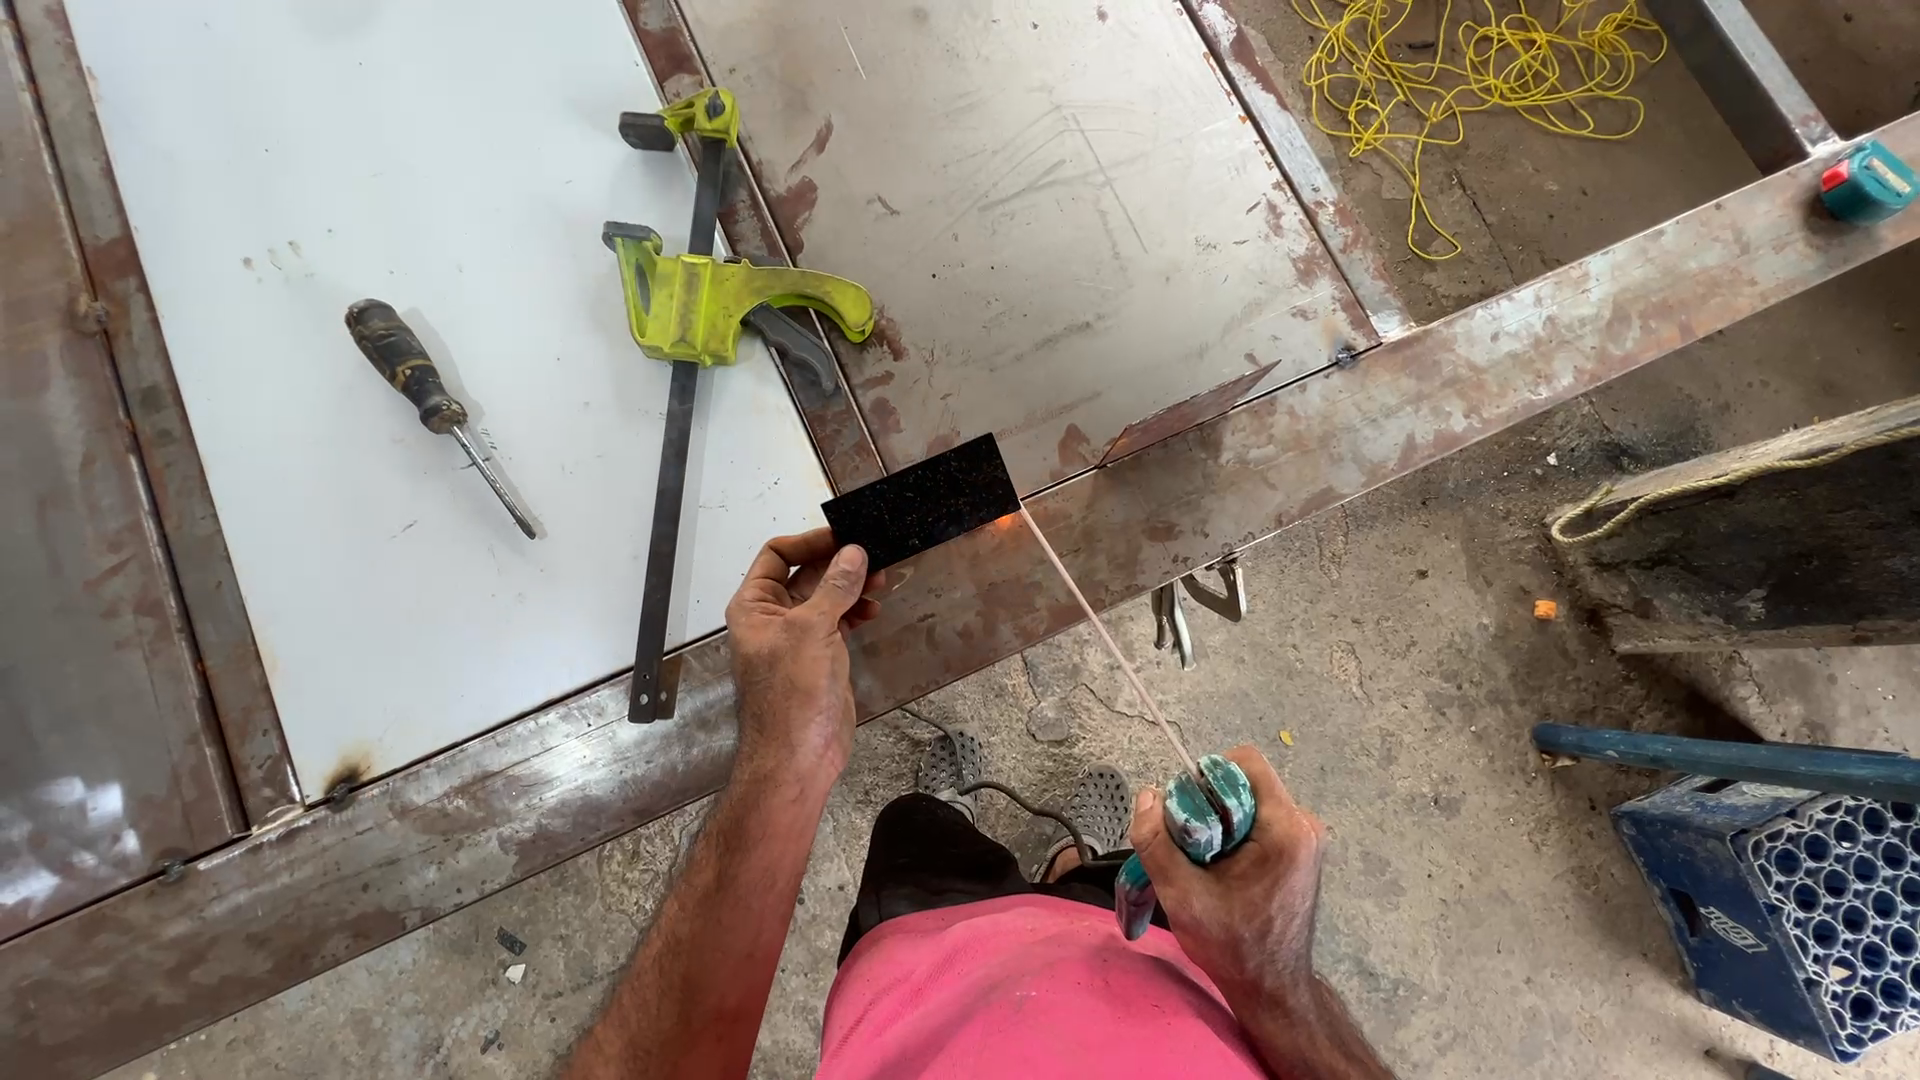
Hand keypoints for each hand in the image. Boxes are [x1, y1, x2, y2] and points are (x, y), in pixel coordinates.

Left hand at [725, 529, 883, 785]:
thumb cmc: (793, 690)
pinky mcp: (821, 655)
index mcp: (755, 605)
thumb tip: (854, 551)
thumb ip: (834, 587)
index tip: (847, 536)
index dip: (810, 541)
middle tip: (876, 555)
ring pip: (827, 596)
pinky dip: (856, 610)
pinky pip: (839, 620)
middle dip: (839, 563)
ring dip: (853, 585)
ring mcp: (798, 637)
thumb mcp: (811, 630)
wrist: (798, 755)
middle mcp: (774, 616)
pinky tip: (874, 610)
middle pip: (806, 573)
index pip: (777, 554)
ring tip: (883, 582)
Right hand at [1129, 744, 1326, 1003]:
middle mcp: (1304, 823)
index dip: (1205, 776)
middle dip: (1207, 801)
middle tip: (1189, 842)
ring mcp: (1305, 836)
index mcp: (1286, 828)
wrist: (1272, 988)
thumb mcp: (1181, 895)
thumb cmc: (1232, 945)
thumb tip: (1146, 795)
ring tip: (1203, 859)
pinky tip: (1221, 865)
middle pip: (1242, 779)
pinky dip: (1232, 829)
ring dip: (1217, 817)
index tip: (1186, 813)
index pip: (1244, 762)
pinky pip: (1256, 815)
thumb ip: (1156, 841)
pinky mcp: (1299, 848)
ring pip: (1246, 797)